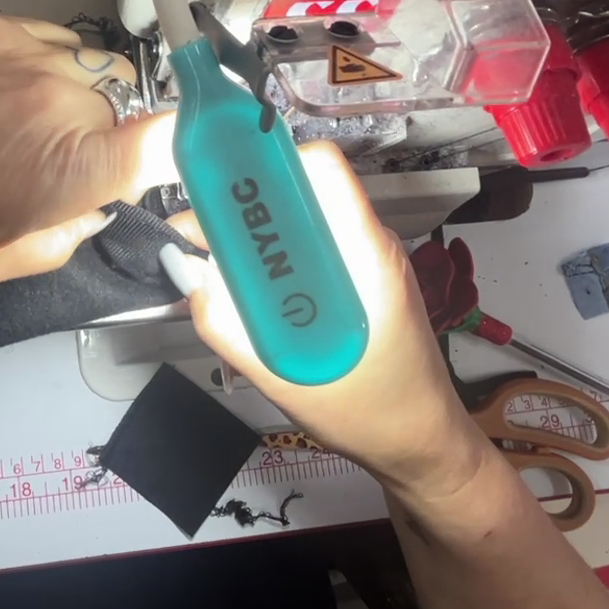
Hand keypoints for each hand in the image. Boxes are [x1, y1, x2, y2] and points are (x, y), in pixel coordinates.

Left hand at [0, 12, 174, 286]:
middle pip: (126, 113)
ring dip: (79, 101)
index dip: (178, 154)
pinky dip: (49, 68)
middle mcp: (63, 99)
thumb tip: (88, 208)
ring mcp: (30, 51)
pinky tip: (7, 89)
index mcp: (68, 168)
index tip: (158, 165)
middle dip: (102, 141)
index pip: (169, 143)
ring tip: (26, 124)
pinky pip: (55, 42)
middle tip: (50, 165)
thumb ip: (62, 241)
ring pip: (96, 71)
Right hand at [164, 143, 493, 503]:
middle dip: (244, 203)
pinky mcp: (360, 278)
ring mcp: (367, 259)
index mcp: (365, 253)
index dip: (267, 161)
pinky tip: (246, 291)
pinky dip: (273, 257)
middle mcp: (369, 243)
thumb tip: (184, 273)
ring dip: (256, 233)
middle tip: (196, 233)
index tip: (218, 182)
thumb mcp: (284, 378)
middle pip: (301, 192)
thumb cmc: (368, 414)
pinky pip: (310, 248)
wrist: (424, 447)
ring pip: (303, 220)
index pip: (321, 167)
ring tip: (210, 262)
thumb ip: (227, 327)